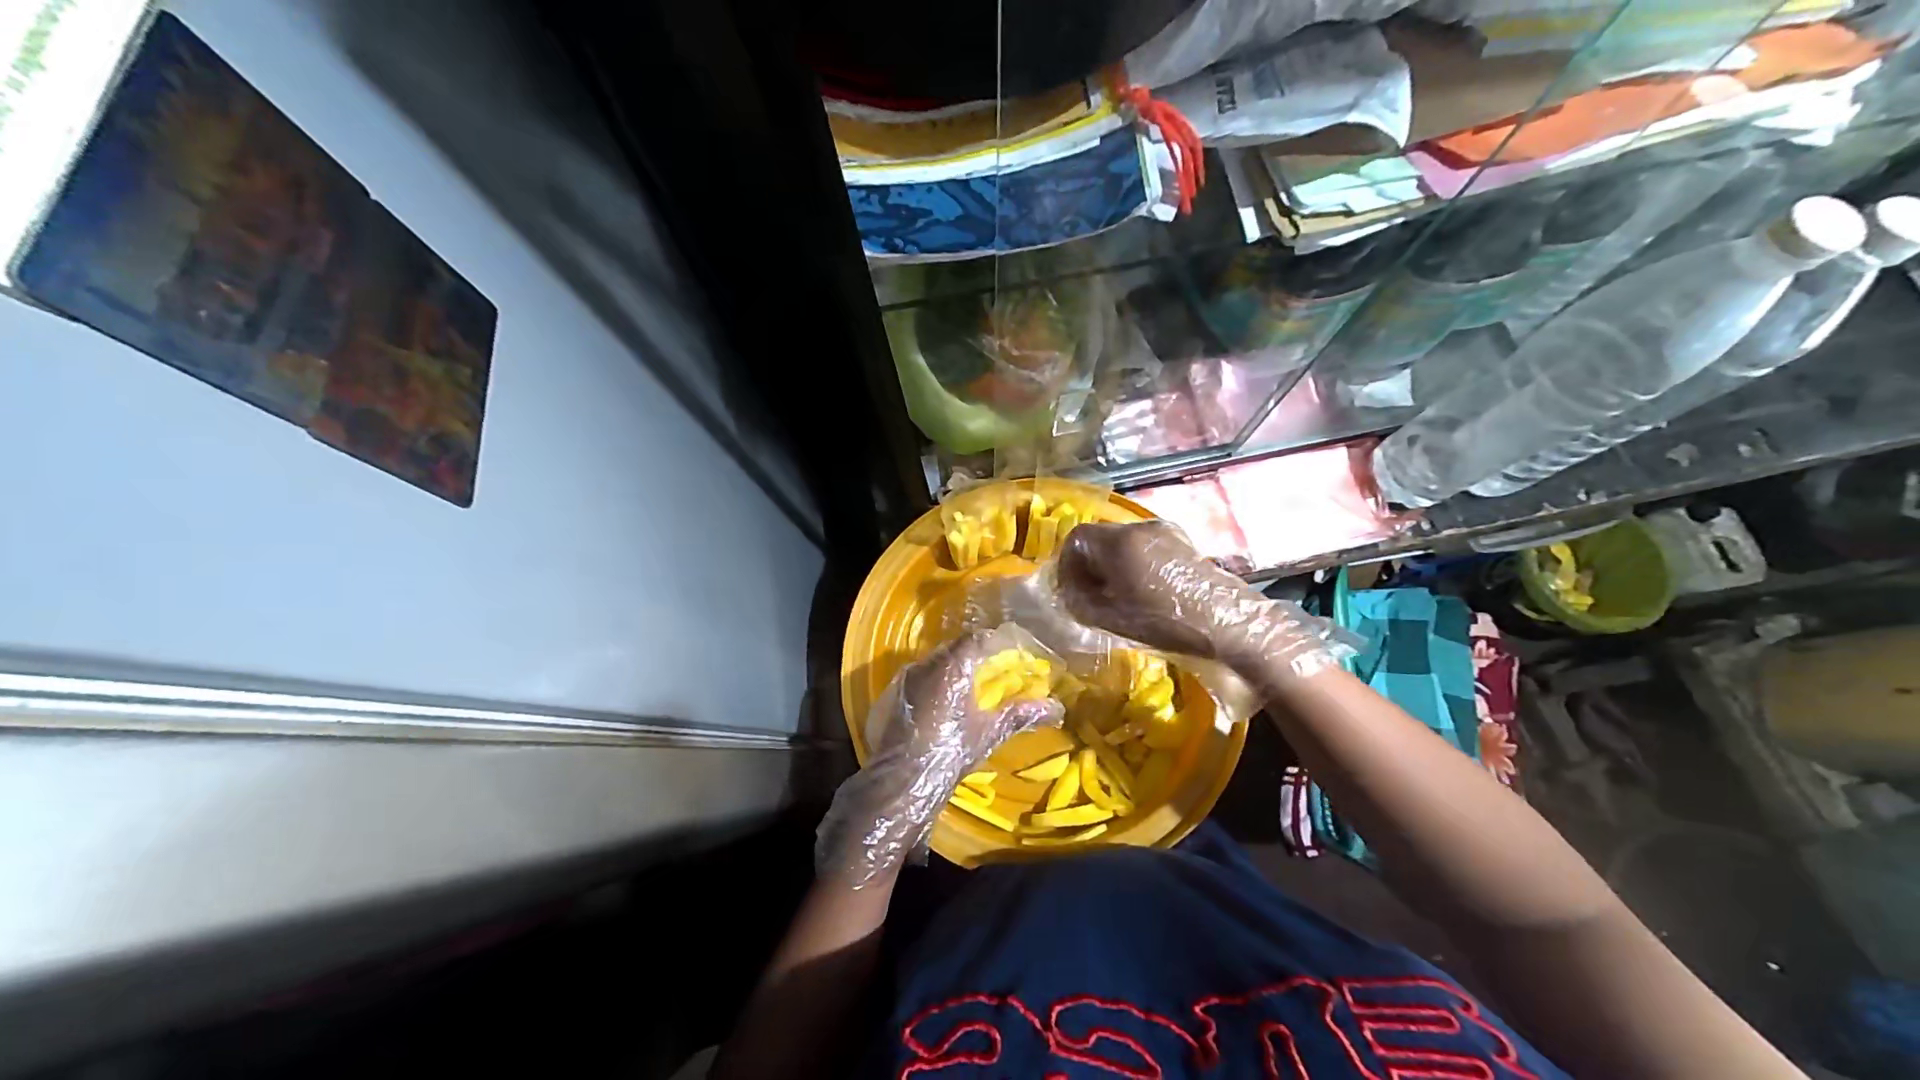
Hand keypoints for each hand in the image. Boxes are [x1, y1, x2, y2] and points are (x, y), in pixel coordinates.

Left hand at [818, 630, 1062, 886]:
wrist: (900, 781)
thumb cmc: (949, 752)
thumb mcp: (989, 733)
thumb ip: (1021, 714)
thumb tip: (1057, 708)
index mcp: (952, 667)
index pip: (979, 640)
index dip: (999, 644)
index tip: (1015, 655)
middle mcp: (925, 664)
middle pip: (956, 648)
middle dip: (978, 657)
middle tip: (997, 672)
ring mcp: (904, 678)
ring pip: (935, 662)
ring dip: (955, 670)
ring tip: (972, 690)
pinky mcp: (890, 694)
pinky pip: (918, 678)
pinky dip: (935, 684)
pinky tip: (943, 705)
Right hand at [1053, 521, 1350, 676]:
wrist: (1229, 627)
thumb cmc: (1165, 623)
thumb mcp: (1111, 620)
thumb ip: (1080, 603)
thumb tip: (1070, 594)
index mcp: (1119, 542)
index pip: (1076, 538)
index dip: (1066, 565)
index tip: (1070, 591)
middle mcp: (1140, 528)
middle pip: (1099, 538)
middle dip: (1089, 566)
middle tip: (1090, 596)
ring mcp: (1166, 533)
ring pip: (1122, 543)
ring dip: (1112, 566)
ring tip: (1116, 598)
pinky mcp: (1184, 545)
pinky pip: (1145, 548)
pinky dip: (1133, 565)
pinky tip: (1142, 594)